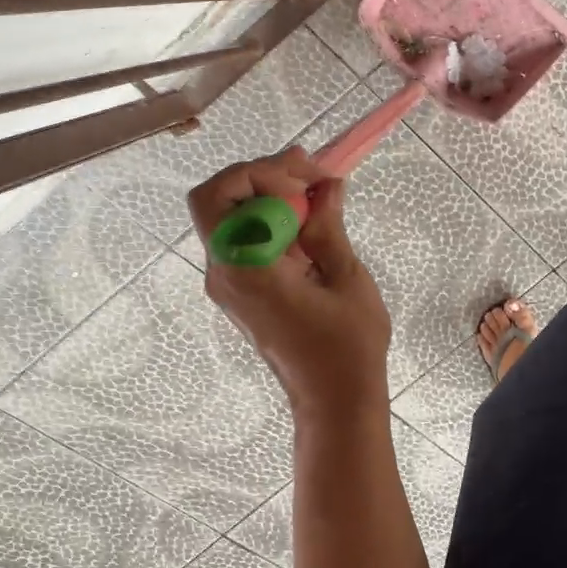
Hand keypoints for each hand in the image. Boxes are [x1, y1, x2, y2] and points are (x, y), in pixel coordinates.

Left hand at [188, 148, 391, 417]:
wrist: (335, 396)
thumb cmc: (348, 344)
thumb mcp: (347, 279)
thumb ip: (329, 228)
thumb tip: (325, 185)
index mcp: (246, 267)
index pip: (223, 195)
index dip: (265, 171)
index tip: (314, 173)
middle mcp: (224, 271)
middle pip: (217, 200)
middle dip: (263, 177)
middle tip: (313, 177)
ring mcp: (229, 283)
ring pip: (231, 219)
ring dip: (270, 199)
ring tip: (319, 196)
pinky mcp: (242, 292)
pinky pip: (247, 242)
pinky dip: (274, 223)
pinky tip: (311, 226)